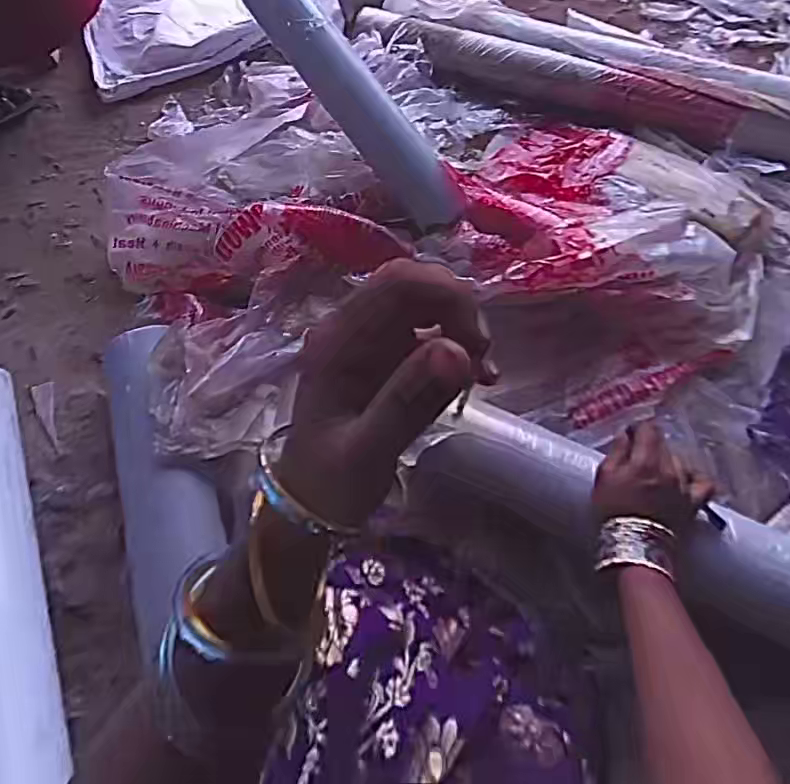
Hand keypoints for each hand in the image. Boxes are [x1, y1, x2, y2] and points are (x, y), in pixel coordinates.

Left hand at [276, 259, 494, 528]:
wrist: (309, 506)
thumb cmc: (330, 484)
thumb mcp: (366, 454)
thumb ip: (407, 402)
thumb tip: (457, 351)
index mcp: (339, 340)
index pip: (397, 283)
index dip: (447, 298)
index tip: (476, 345)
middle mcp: (353, 326)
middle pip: (415, 283)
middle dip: (459, 309)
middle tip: (481, 359)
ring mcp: (370, 337)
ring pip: (426, 300)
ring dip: (462, 324)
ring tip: (480, 372)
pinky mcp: (387, 351)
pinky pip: (430, 326)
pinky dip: (458, 341)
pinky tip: (472, 375)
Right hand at [592, 420, 715, 532]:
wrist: (635, 549)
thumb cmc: (613, 512)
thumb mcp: (604, 478)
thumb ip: (616, 452)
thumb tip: (625, 435)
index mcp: (645, 459)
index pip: (649, 428)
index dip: (638, 429)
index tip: (629, 437)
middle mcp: (669, 468)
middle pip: (663, 443)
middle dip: (650, 445)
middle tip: (637, 457)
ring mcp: (684, 485)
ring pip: (679, 460)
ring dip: (667, 461)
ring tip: (656, 472)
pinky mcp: (694, 503)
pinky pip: (704, 483)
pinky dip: (696, 477)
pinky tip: (686, 479)